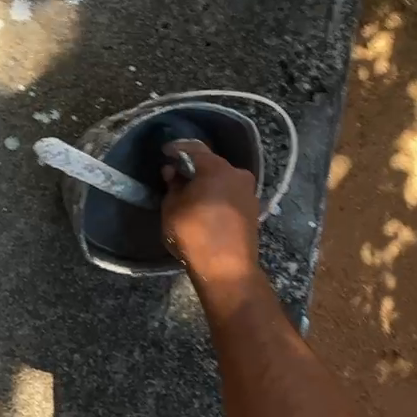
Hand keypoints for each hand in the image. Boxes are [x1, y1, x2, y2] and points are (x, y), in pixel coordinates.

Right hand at [161, 140, 263, 306]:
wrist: (226, 268)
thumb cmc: (194, 233)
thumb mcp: (172, 207)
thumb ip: (173, 186)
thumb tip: (173, 173)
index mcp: (216, 168)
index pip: (194, 148)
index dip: (177, 149)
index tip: (164, 152)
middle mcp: (237, 175)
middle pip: (211, 164)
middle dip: (192, 168)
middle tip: (174, 177)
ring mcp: (248, 193)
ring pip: (222, 180)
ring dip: (206, 183)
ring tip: (188, 194)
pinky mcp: (252, 210)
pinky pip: (229, 194)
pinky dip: (216, 195)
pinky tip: (204, 207)